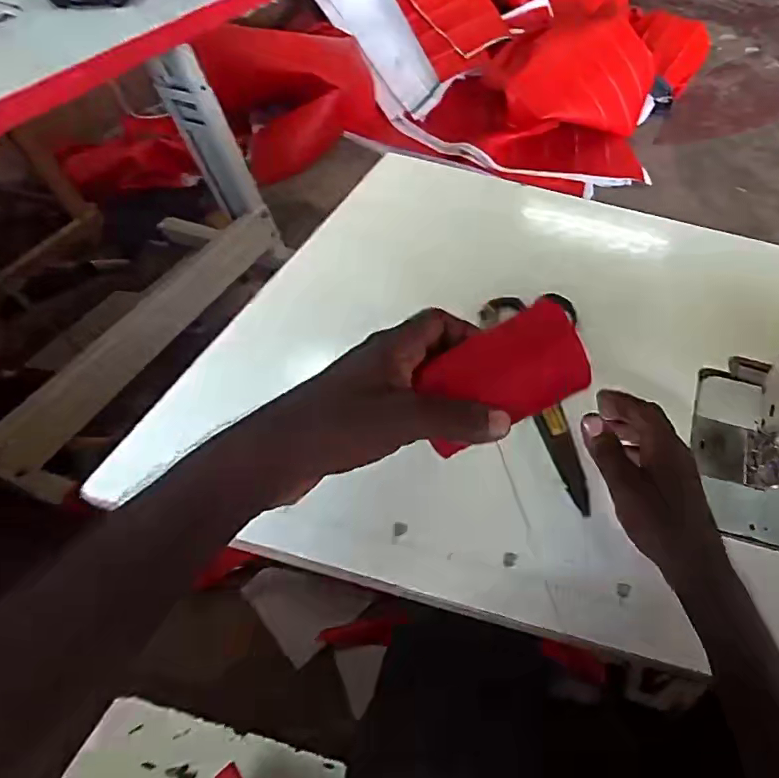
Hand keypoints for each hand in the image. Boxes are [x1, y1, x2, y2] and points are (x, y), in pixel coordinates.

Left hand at [235, 309, 510, 503]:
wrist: (276, 455)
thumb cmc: (336, 425)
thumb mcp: (403, 419)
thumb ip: (455, 418)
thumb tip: (502, 419)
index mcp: (392, 348)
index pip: (437, 322)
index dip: (467, 335)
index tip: (489, 362)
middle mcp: (382, 360)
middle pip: (433, 351)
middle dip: (463, 370)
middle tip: (486, 395)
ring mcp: (369, 386)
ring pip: (419, 380)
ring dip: (446, 395)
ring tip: (467, 419)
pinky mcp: (360, 412)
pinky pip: (405, 403)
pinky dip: (426, 414)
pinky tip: (432, 436)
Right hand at [580, 390, 727, 585]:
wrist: (692, 557)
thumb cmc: (658, 521)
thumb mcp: (624, 486)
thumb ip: (606, 453)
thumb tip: (591, 422)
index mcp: (665, 445)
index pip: (643, 412)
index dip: (621, 402)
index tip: (600, 398)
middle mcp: (676, 451)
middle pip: (650, 422)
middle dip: (624, 414)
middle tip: (600, 413)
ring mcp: (680, 468)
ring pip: (653, 439)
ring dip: (630, 432)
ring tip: (605, 436)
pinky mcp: (679, 484)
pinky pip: (656, 454)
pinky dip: (637, 448)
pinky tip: (623, 462)